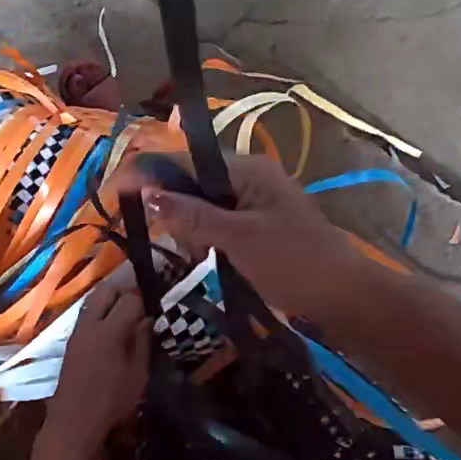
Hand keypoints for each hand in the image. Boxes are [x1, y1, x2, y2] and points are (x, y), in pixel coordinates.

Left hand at [38, 273, 148, 459]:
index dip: (144, 296)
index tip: (156, 298)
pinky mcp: (71, 340)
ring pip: (93, 299)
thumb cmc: (111, 401)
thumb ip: (142, 342)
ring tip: (128, 305)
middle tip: (142, 295)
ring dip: (110, 296)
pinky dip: (101, 309)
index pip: (129, 299)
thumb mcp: (137, 374)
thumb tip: (147, 318)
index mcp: (109, 331)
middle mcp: (90, 324)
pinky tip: (112, 321)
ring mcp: (77, 331)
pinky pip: (87, 313)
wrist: (74, 420)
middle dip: (124, 287)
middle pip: (106, 290)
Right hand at [119, 153, 369, 325]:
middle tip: (182, 243)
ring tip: (203, 257)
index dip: (151, 174)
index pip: (187, 162)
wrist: (343, 298)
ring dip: (190, 231)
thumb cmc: (295, 262)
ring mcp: (250, 203)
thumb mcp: (239, 238)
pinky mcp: (252, 226)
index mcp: (247, 170)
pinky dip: (204, 241)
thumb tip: (147, 194)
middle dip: (175, 210)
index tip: (117, 189)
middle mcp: (247, 179)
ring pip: (198, 207)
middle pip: (190, 183)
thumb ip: (192, 216)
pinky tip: (208, 259)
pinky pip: (213, 225)